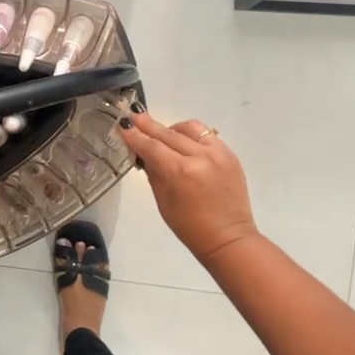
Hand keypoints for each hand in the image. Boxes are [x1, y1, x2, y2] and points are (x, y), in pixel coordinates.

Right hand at [116, 111, 259, 263]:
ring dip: (173, 128)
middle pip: (169, 134)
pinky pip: (207, 135)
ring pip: (190, 128)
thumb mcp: (163, 201)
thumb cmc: (189, 227)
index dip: (136, 136)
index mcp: (181, 172)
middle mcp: (200, 157)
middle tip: (135, 116)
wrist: (228, 238)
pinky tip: (185, 143)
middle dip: (149, 125)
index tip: (123, 125)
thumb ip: (153, 172)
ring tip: (163, 134)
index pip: (152, 147)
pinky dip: (193, 136)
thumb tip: (144, 152)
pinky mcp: (230, 155)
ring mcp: (219, 153)